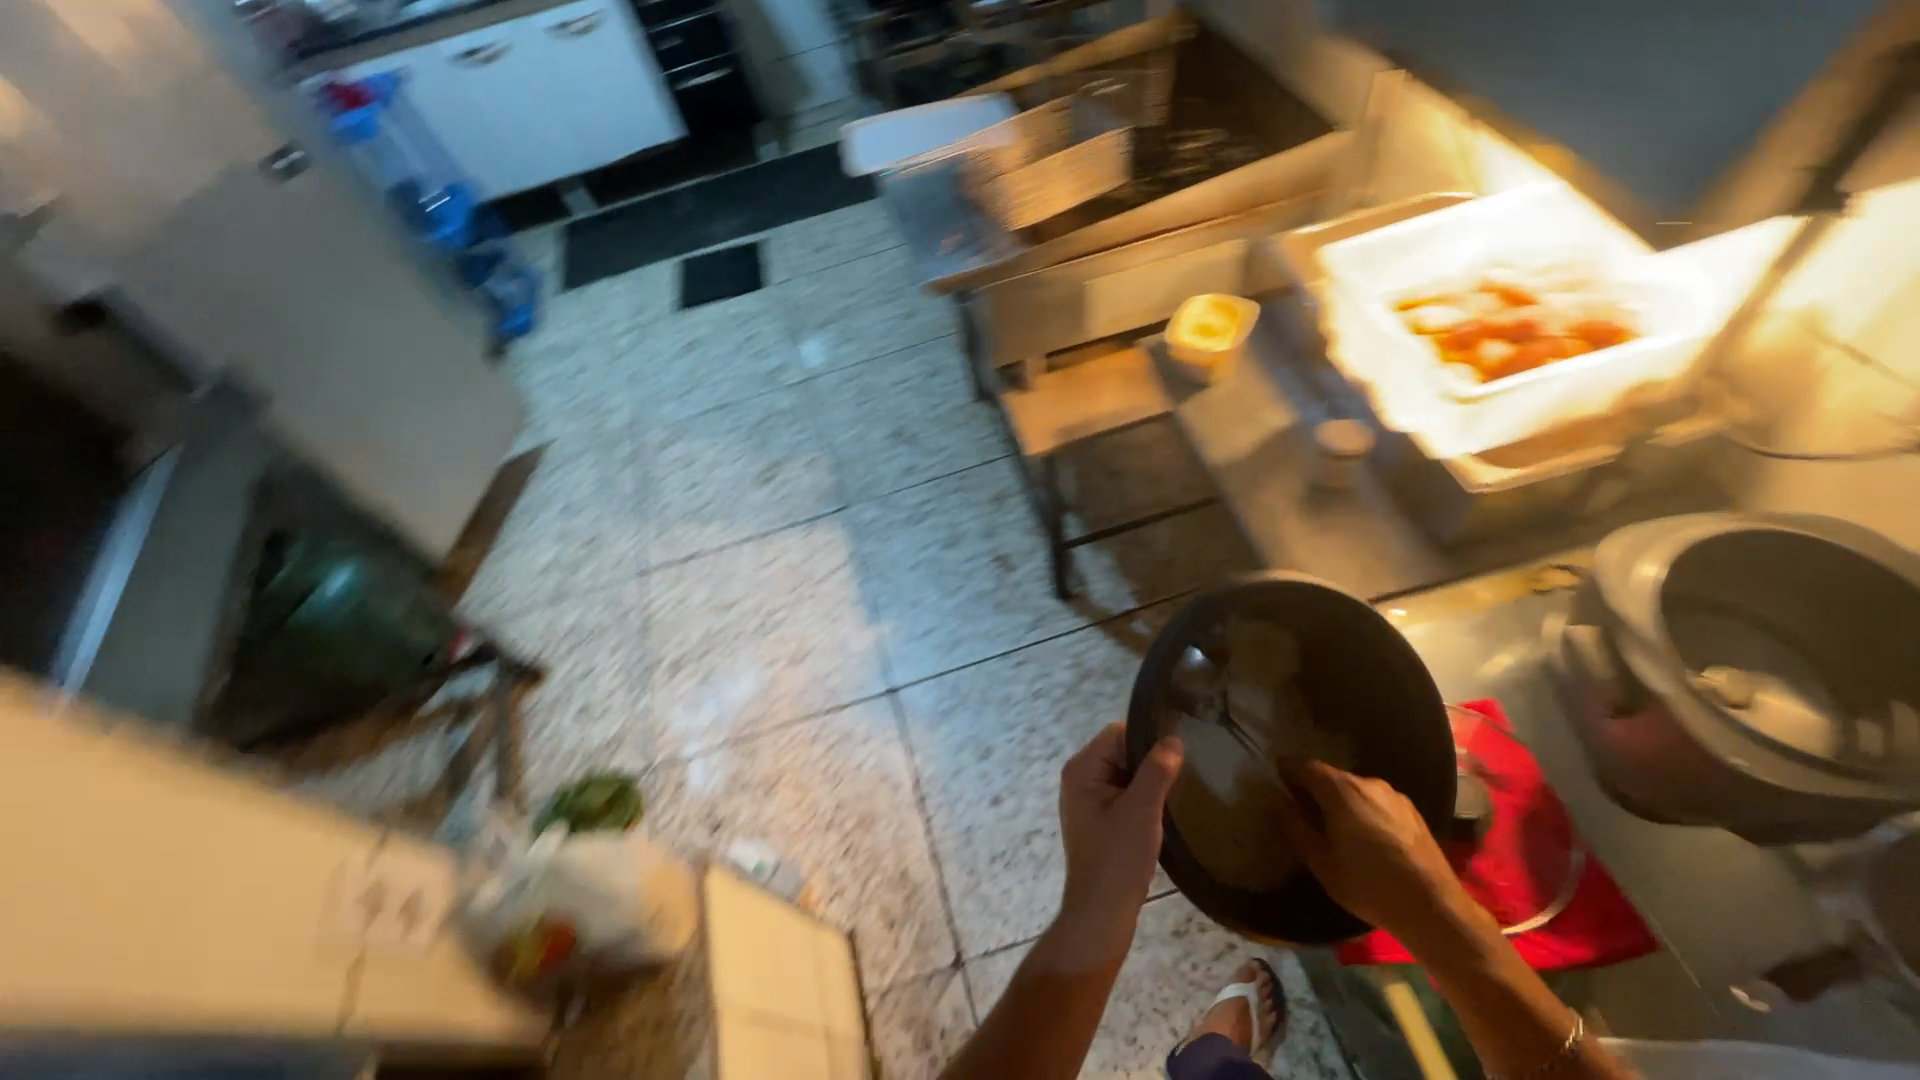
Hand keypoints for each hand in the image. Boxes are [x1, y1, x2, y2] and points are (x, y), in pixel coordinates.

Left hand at [1050, 724, 1182, 966]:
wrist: (1101, 913)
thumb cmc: (1117, 859)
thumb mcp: (1141, 810)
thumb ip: (1157, 771)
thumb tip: (1173, 739)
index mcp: (1081, 769)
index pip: (1117, 733)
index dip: (1147, 742)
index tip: (1176, 759)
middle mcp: (1080, 777)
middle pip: (1121, 751)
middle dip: (1150, 762)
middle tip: (1182, 777)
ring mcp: (1088, 799)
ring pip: (1126, 773)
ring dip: (1149, 782)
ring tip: (1176, 794)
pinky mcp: (1099, 818)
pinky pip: (1124, 794)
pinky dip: (1143, 799)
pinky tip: (1162, 812)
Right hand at [1278, 761, 1475, 945]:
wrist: (1435, 908)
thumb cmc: (1369, 886)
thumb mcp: (1322, 863)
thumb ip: (1294, 828)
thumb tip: (1273, 803)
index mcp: (1341, 791)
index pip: (1305, 765)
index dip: (1287, 769)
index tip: (1275, 780)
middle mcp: (1368, 783)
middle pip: (1331, 776)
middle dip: (1313, 787)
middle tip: (1300, 810)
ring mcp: (1394, 795)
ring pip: (1355, 788)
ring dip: (1339, 799)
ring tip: (1333, 826)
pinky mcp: (1411, 811)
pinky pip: (1375, 800)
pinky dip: (1361, 809)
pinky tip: (1364, 836)